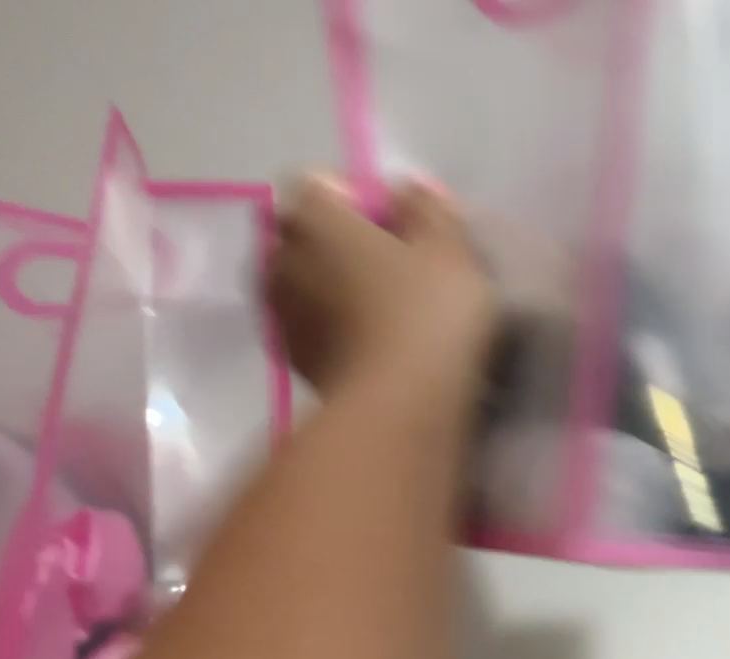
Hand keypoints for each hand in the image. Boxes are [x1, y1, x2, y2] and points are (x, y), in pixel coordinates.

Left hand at [266, 174, 494, 400]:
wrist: (401, 405)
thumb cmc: (429, 315)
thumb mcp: (451, 252)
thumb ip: (431, 210)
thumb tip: (413, 187)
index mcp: (312, 215)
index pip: (324, 183)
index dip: (364, 199)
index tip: (405, 229)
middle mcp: (278, 252)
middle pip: (309, 232)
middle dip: (344, 243)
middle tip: (396, 270)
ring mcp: (278, 309)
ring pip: (307, 280)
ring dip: (336, 287)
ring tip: (384, 313)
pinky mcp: (291, 357)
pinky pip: (313, 324)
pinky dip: (336, 326)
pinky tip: (375, 346)